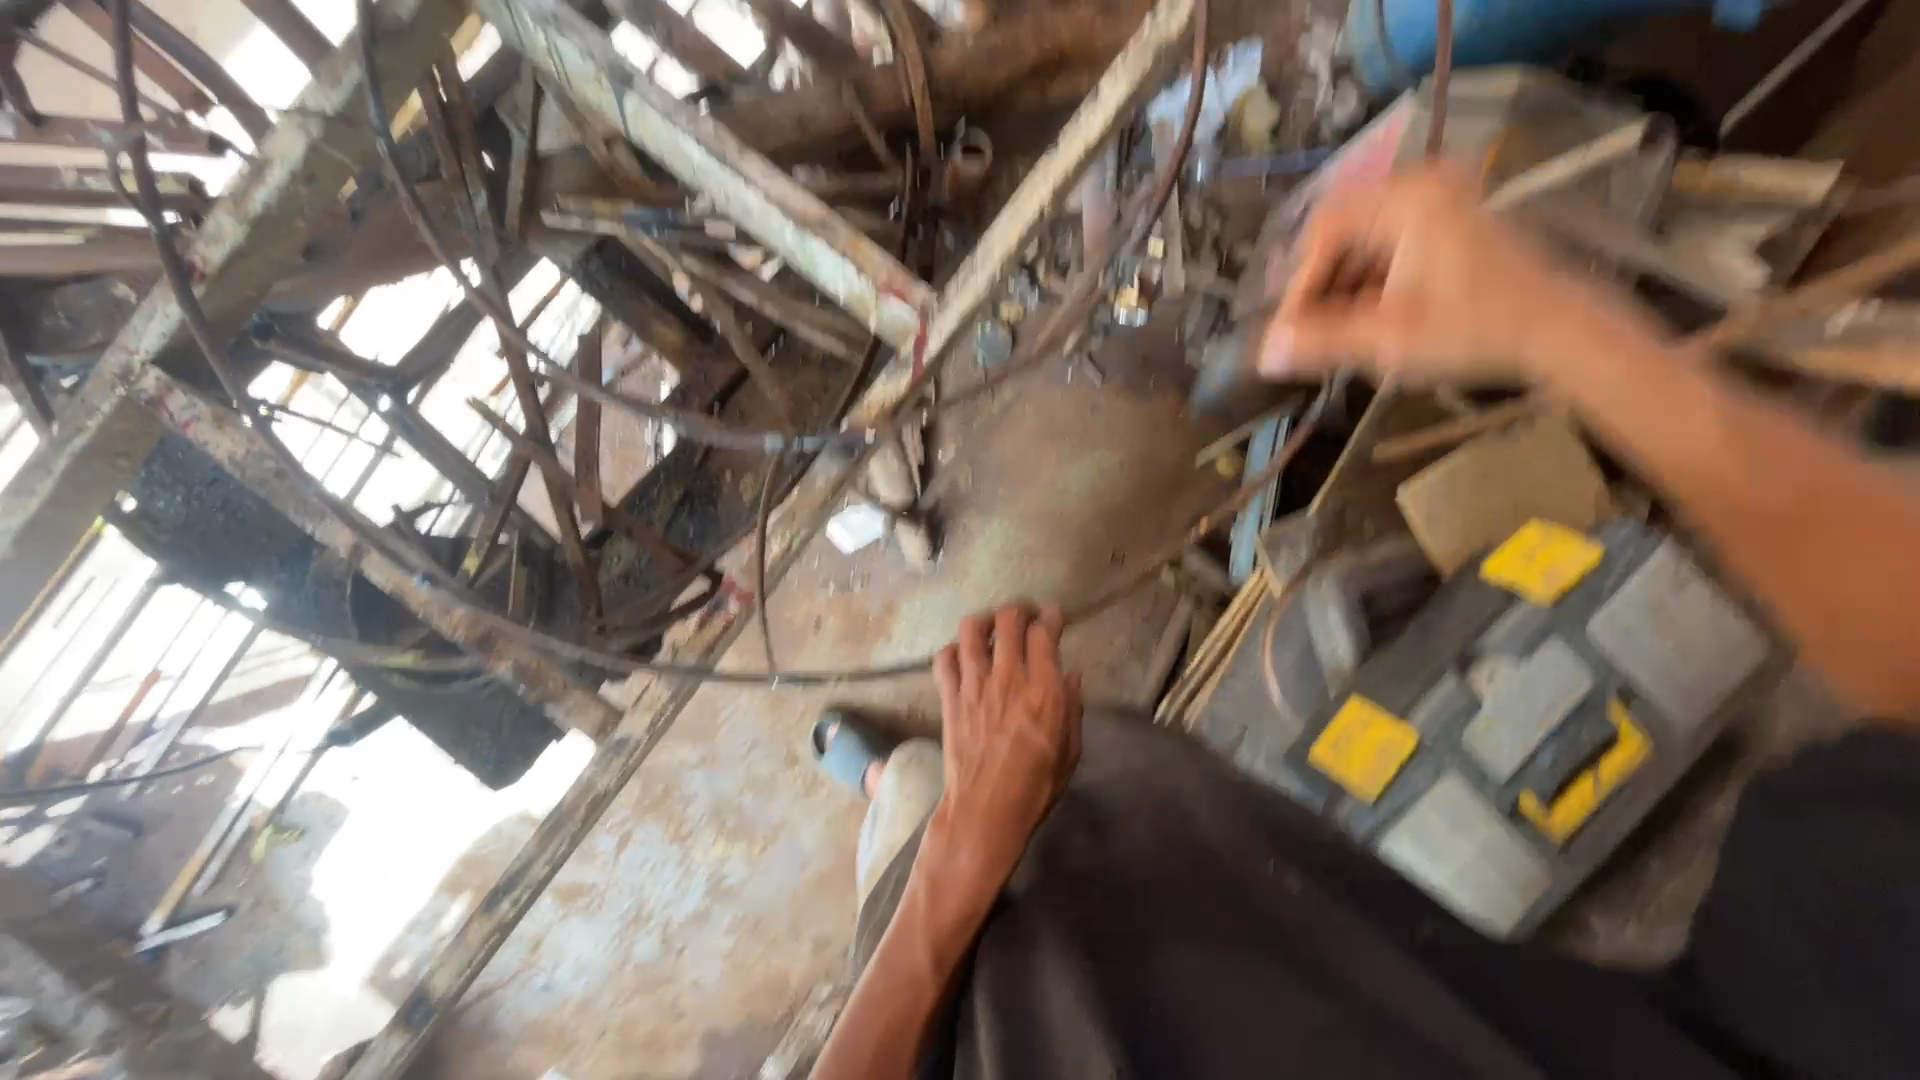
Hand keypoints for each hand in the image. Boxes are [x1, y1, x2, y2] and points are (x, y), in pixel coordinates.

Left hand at [928, 604, 1082, 883]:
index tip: (1054, 616)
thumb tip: (1072, 675)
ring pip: (971, 630)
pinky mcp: (950, 698)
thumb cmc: (1037, 785)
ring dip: (984, 621)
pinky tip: (962, 657)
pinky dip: (953, 650)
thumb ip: (1073, 707)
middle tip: (1025, 616)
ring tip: (991, 627)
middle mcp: (1008, 678)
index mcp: (1045, 689)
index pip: (1044, 633)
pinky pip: (944, 659)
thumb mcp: (1071, 749)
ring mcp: (974, 685)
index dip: (1051, 617)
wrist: (987, 810)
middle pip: (1009, 620)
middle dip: (1019, 610)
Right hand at [1258, 165, 1646, 384]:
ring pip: (1361, 243)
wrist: (1559, 330)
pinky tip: (1366, 320)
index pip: (1324, 229)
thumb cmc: (1476, 328)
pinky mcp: (1448, 222)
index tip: (1292, 329)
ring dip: (1341, 289)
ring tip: (1337, 333)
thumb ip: (1320, 343)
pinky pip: (1387, 247)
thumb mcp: (1389, 338)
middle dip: (1320, 287)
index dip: (1299, 282)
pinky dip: (1368, 283)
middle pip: (1340, 233)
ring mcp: (1438, 201)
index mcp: (1407, 199)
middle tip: (1310, 333)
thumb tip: (1264, 355)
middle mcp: (1420, 186)